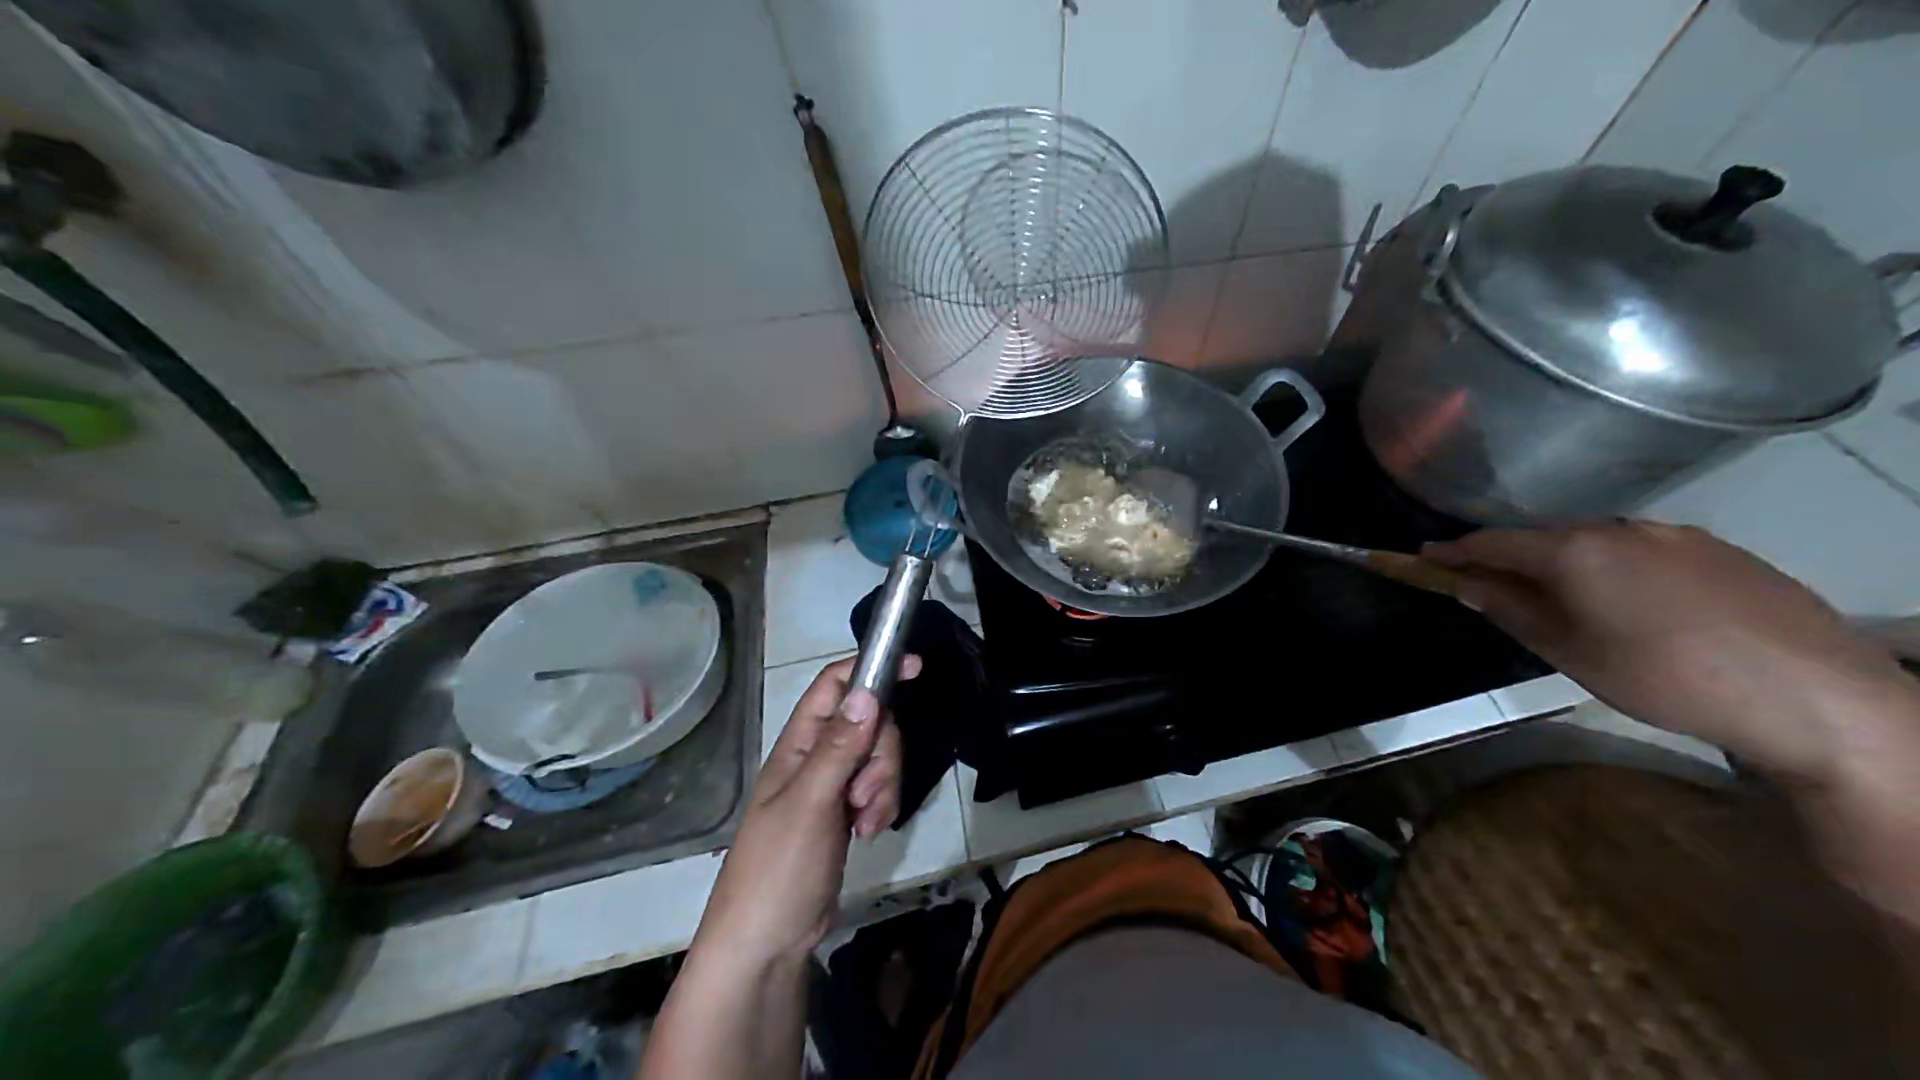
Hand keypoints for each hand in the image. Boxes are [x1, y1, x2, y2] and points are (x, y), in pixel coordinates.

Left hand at [690, 654, 918, 972]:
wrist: (767, 942)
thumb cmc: (778, 868)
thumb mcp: (809, 804)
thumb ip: (838, 748)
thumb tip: (867, 691)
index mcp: (798, 744)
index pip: (834, 687)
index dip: (869, 671)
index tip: (913, 668)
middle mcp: (816, 757)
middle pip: (869, 723)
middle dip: (881, 754)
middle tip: (864, 793)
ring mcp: (832, 786)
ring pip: (878, 758)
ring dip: (883, 786)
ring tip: (864, 822)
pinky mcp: (845, 812)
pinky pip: (878, 789)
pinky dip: (881, 806)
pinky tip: (867, 833)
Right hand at [1424, 522, 1918, 782]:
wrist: (1819, 699)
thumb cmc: (1666, 678)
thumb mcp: (1570, 652)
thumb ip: (1512, 611)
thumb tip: (1469, 586)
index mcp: (1576, 551)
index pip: (1493, 542)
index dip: (1454, 551)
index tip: (1425, 557)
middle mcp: (1622, 528)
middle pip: (1545, 537)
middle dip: (1511, 558)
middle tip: (1493, 588)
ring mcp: (1678, 536)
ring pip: (1598, 542)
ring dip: (1566, 563)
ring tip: (1569, 602)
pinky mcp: (1724, 551)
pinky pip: (1645, 550)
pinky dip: (1617, 568)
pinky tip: (1637, 606)